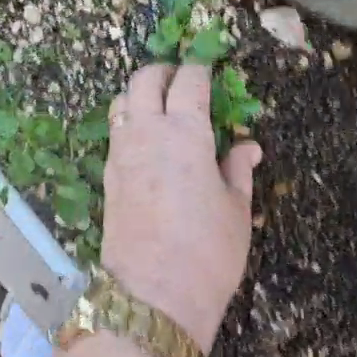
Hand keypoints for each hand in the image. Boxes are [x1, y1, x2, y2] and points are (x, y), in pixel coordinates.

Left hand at [101, 62, 262, 353]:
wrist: (154, 291)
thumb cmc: (208, 251)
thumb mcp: (236, 210)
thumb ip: (237, 169)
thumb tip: (248, 145)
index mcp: (185, 132)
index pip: (189, 82)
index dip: (199, 68)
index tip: (207, 65)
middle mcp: (148, 131)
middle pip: (145, 80)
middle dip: (162, 71)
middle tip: (179, 77)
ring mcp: (122, 150)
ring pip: (122, 100)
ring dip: (139, 92)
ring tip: (158, 101)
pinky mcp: (108, 172)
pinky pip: (115, 130)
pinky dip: (128, 120)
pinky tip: (144, 136)